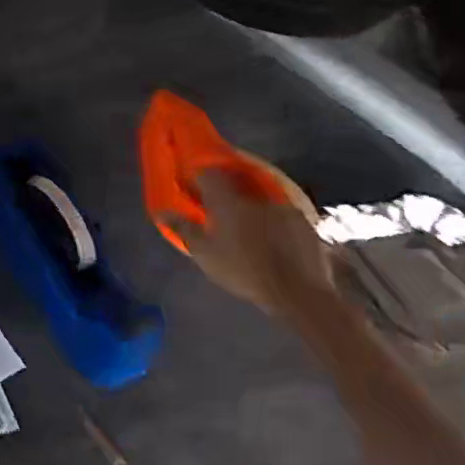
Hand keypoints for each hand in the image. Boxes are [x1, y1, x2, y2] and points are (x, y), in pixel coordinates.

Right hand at [160, 156, 333, 314]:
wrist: (297, 292)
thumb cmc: (242, 270)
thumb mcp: (204, 253)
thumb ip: (183, 229)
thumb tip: (162, 212)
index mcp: (226, 199)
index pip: (207, 173)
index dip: (198, 177)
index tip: (192, 189)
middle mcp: (253, 195)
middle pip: (234, 181)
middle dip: (224, 190)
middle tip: (217, 208)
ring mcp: (282, 207)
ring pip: (259, 197)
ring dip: (250, 206)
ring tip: (246, 227)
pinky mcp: (303, 221)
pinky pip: (281, 213)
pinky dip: (273, 220)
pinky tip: (271, 239)